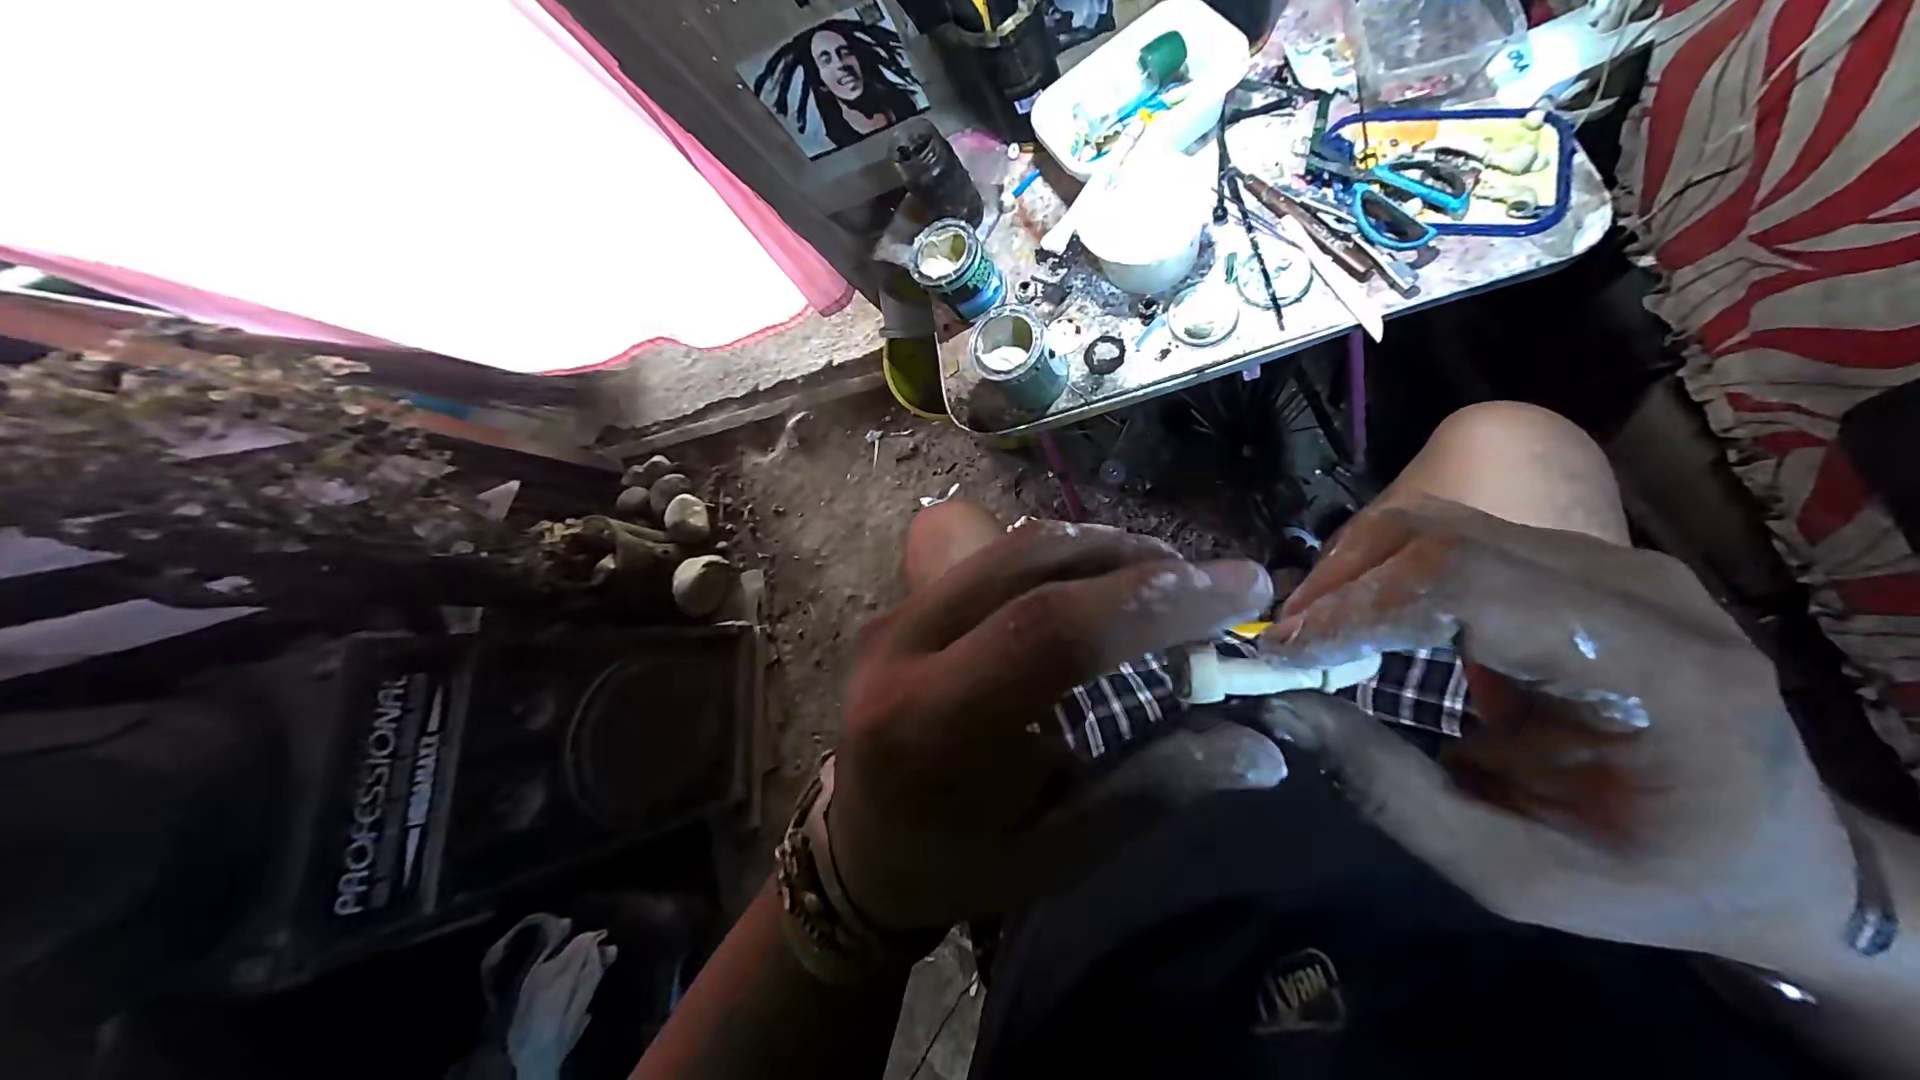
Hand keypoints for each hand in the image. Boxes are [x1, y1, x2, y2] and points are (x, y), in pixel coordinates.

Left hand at [828, 520, 1282, 931]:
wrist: (861, 846)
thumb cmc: (958, 866)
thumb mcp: (1057, 853)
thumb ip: (1152, 790)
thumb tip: (1260, 748)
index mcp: (934, 728)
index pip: (1051, 633)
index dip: (1154, 601)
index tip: (1240, 589)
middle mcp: (901, 650)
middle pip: (1030, 565)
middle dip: (1135, 562)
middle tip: (1207, 581)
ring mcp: (893, 617)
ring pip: (1010, 547)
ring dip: (1100, 548)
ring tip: (1165, 574)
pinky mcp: (898, 604)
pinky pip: (992, 558)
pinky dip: (1062, 555)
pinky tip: (1100, 577)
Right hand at [1256, 498, 1856, 962]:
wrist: (1761, 846)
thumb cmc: (1639, 875)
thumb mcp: (1505, 870)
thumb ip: (1385, 787)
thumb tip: (1275, 702)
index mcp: (1659, 671)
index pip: (1472, 588)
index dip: (1358, 610)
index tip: (1282, 654)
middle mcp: (1637, 587)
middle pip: (1443, 536)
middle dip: (1338, 585)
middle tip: (1280, 644)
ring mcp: (1605, 560)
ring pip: (1435, 523)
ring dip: (1350, 571)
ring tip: (1306, 631)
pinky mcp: (1567, 559)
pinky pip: (1448, 537)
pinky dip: (1378, 570)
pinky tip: (1352, 615)